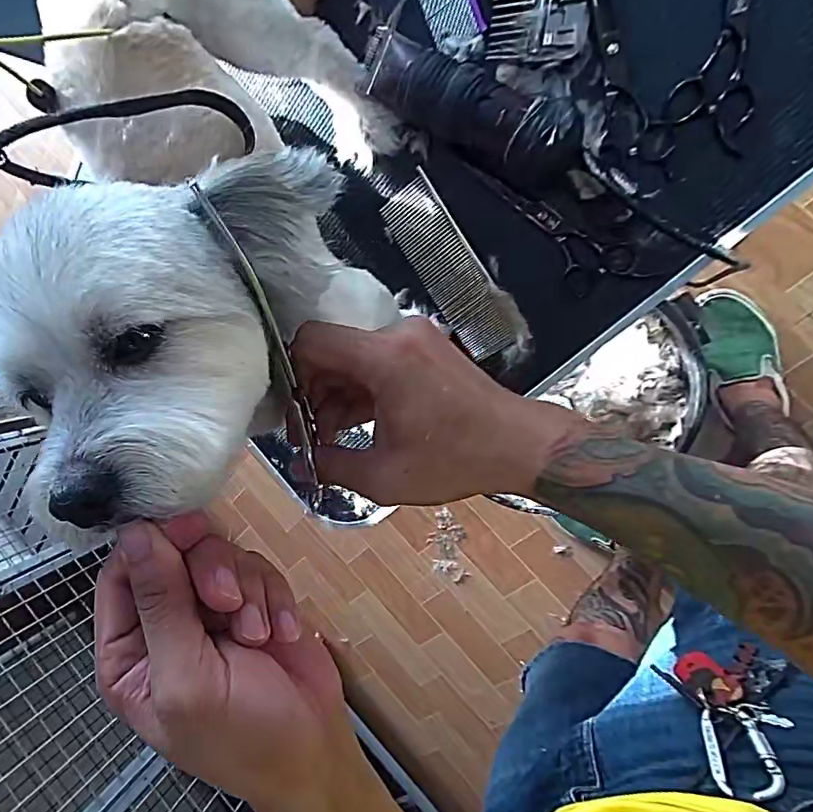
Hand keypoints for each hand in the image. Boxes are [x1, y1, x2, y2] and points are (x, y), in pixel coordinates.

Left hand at [94, 518, 350, 811]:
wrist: (313, 752)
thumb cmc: (240, 734)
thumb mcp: (188, 677)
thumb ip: (161, 605)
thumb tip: (135, 534)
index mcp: (130, 649)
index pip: (123, 575)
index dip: (151, 546)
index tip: (185, 532)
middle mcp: (169, 624)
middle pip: (178, 555)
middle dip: (210, 573)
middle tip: (229, 600)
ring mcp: (217, 612)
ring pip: (224, 558)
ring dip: (249, 591)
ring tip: (260, 635)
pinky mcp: (260, 605)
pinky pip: (262, 571)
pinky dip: (277, 599)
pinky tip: (284, 634)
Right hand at [292, 316, 582, 504]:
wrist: (519, 446)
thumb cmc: (461, 459)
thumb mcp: (385, 476)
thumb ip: (331, 467)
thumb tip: (303, 463)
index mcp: (386, 357)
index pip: (310, 341)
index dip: (293, 377)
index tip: (295, 413)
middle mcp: (400, 335)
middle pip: (332, 350)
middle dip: (316, 393)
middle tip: (313, 434)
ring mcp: (417, 339)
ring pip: (355, 357)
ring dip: (340, 394)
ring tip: (337, 437)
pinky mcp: (427, 349)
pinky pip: (380, 362)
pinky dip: (365, 390)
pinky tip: (361, 424)